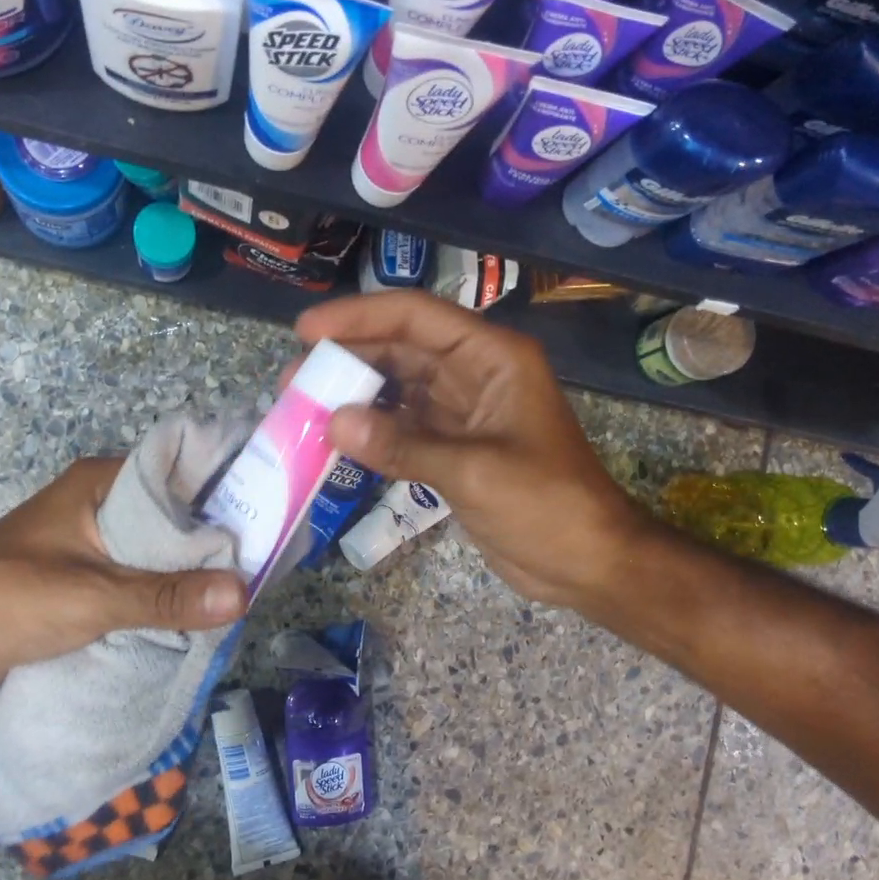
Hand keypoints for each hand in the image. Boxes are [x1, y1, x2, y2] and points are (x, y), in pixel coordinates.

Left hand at [0, 458, 245, 693]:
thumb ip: (167, 597)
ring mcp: (90, 546)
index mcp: (101, 485)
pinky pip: (137, 584)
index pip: (180, 473)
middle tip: (265, 569)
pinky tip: (196, 621)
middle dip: (214, 544)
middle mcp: (100, 507)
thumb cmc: (7, 599)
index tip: (271, 520)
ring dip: (188, 577)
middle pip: (174, 518)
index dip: (225, 493)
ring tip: (242, 597)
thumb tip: (244, 594)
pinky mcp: (82, 583)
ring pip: (157, 555)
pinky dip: (163, 599)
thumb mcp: (94, 595)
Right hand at [294, 292, 652, 608]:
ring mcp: (462, 414)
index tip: (305, 331)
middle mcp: (475, 375)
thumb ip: (402, 445)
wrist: (586, 562)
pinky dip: (370, 434)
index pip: (415, 318)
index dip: (358, 317)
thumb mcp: (474, 470)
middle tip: (292, 380)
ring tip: (302, 409)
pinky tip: (334, 442)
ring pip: (397, 390)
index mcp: (492, 357)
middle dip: (347, 360)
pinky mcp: (453, 451)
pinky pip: (402, 429)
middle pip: (400, 351)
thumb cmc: (546, 504)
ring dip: (354, 397)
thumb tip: (333, 423)